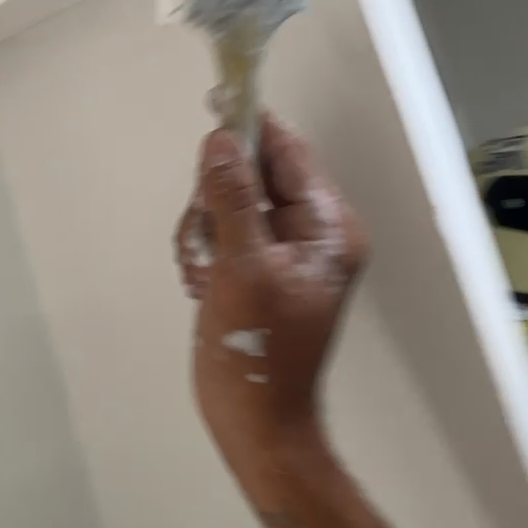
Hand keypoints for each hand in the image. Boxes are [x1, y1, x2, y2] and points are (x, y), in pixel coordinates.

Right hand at [175, 115, 366, 449]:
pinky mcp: (255, 267)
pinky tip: (200, 282)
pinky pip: (221, 230)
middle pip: (252, 174)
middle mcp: (309, 231)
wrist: (256, 422)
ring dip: (203, 229)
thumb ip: (231, 198)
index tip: (214, 104)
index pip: (289, 152)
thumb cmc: (260, 349)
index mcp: (326, 226)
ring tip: (201, 271)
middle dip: (216, 198)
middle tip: (202, 234)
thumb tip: (220, 139)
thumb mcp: (242, 267)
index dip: (251, 126)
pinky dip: (203, 248)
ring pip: (229, 201)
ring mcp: (280, 250)